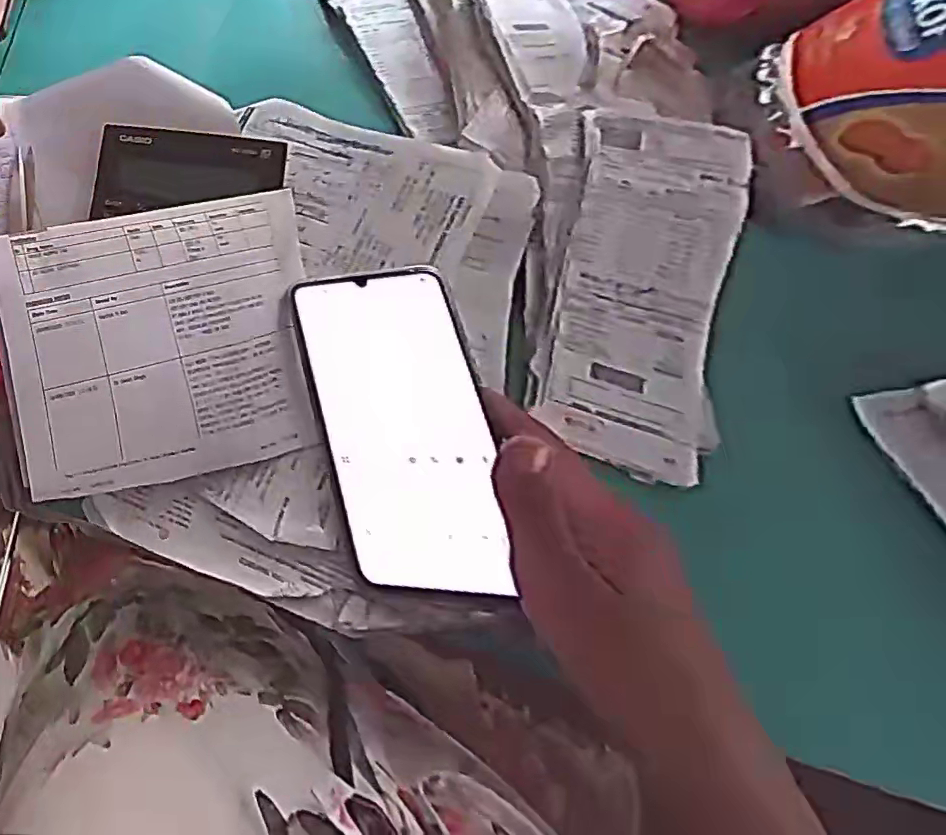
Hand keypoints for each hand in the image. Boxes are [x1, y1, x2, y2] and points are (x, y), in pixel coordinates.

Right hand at [484, 392, 824, 833]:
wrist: (687, 740)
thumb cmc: (617, 658)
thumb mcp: (560, 582)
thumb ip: (535, 512)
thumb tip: (518, 445)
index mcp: (608, 519)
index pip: (549, 450)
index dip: (505, 415)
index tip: (463, 389)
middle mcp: (621, 527)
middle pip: (554, 471)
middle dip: (502, 443)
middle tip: (443, 430)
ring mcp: (625, 554)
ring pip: (557, 500)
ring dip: (511, 479)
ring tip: (458, 470)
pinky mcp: (620, 579)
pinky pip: (561, 526)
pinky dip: (525, 511)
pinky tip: (501, 527)